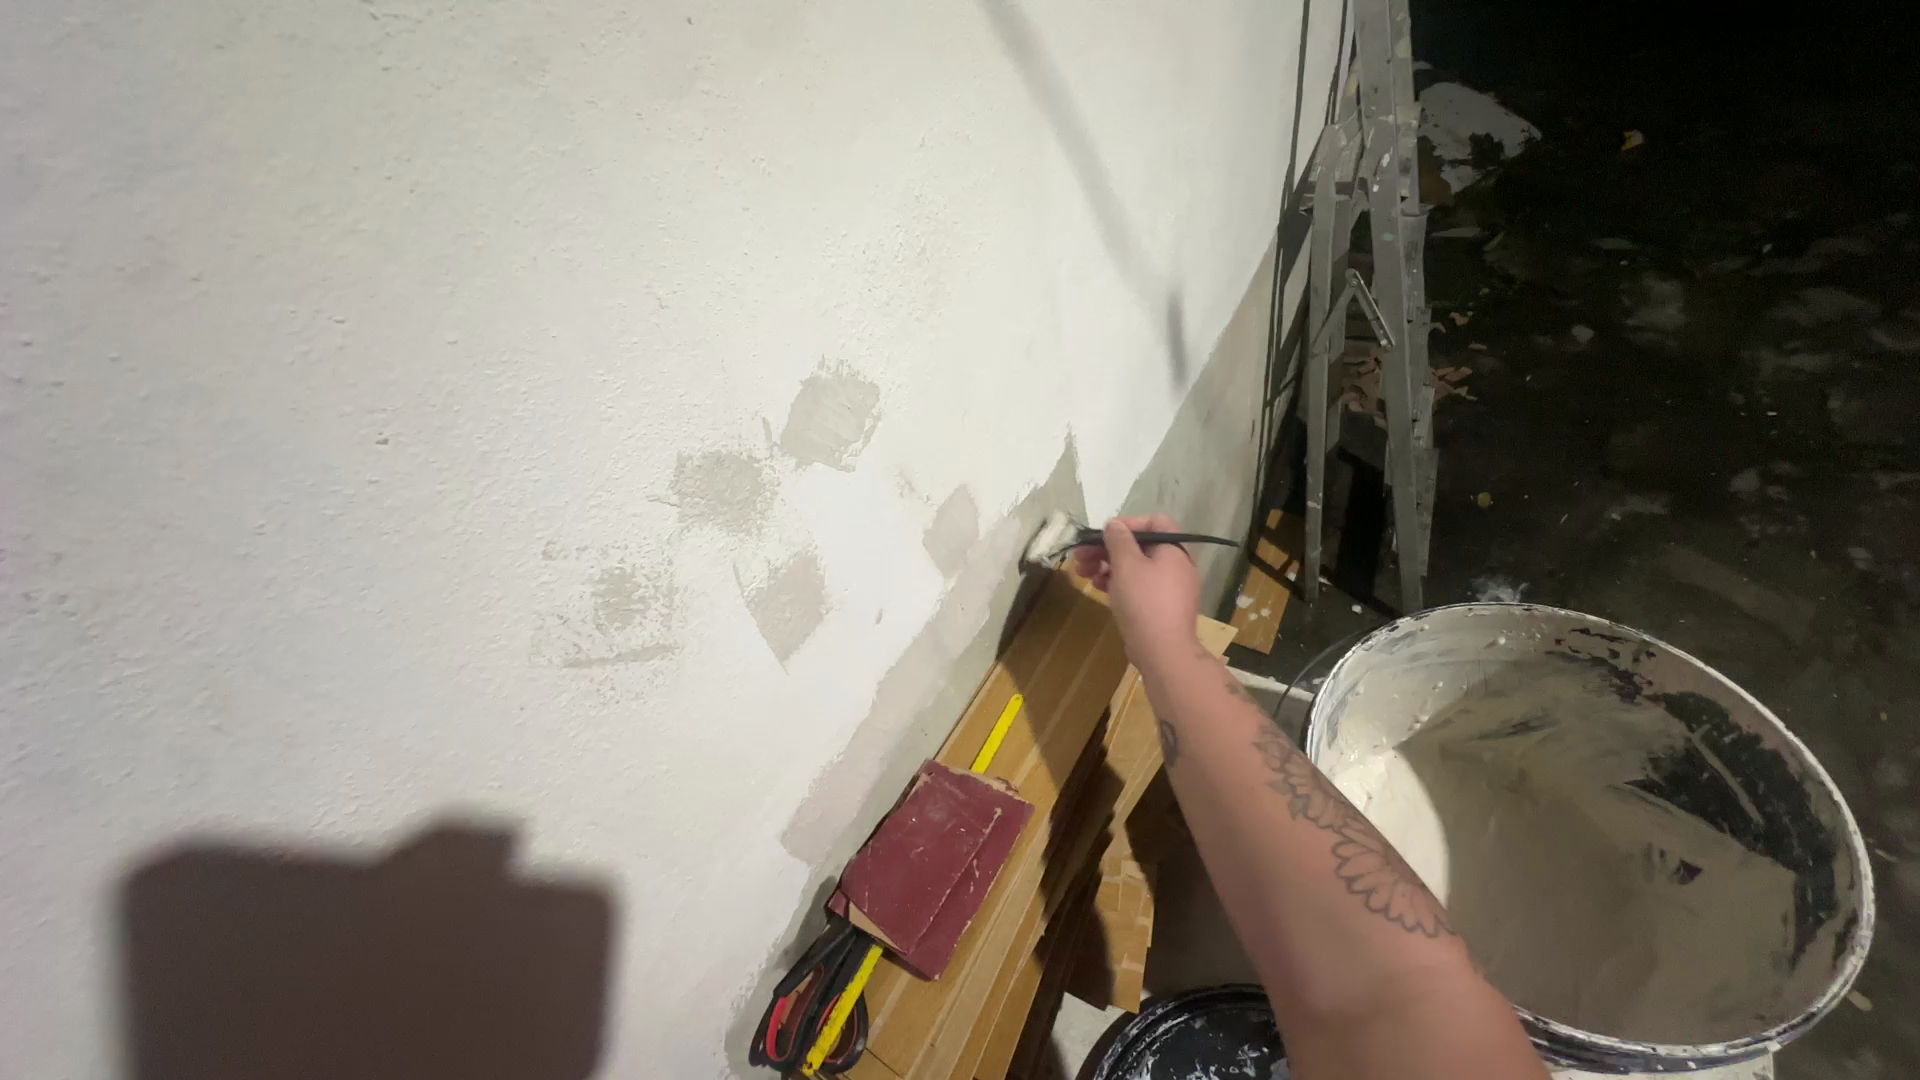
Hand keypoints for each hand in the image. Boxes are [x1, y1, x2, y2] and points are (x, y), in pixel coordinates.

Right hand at [1071, 514, 1201, 666]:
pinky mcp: (1161, 607)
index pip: (1154, 522)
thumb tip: (1114, 525)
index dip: (1126, 524)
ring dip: (1107, 566)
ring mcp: (1170, 588)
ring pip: (1135, 567)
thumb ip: (1118, 539)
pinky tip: (1098, 587)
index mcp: (1174, 549)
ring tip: (1083, 573)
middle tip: (1081, 556)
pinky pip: (1138, 587)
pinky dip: (1118, 583)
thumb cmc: (1144, 601)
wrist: (1163, 651)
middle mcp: (1176, 565)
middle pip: (1139, 546)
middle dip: (1107, 549)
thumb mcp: (1126, 564)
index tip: (1102, 535)